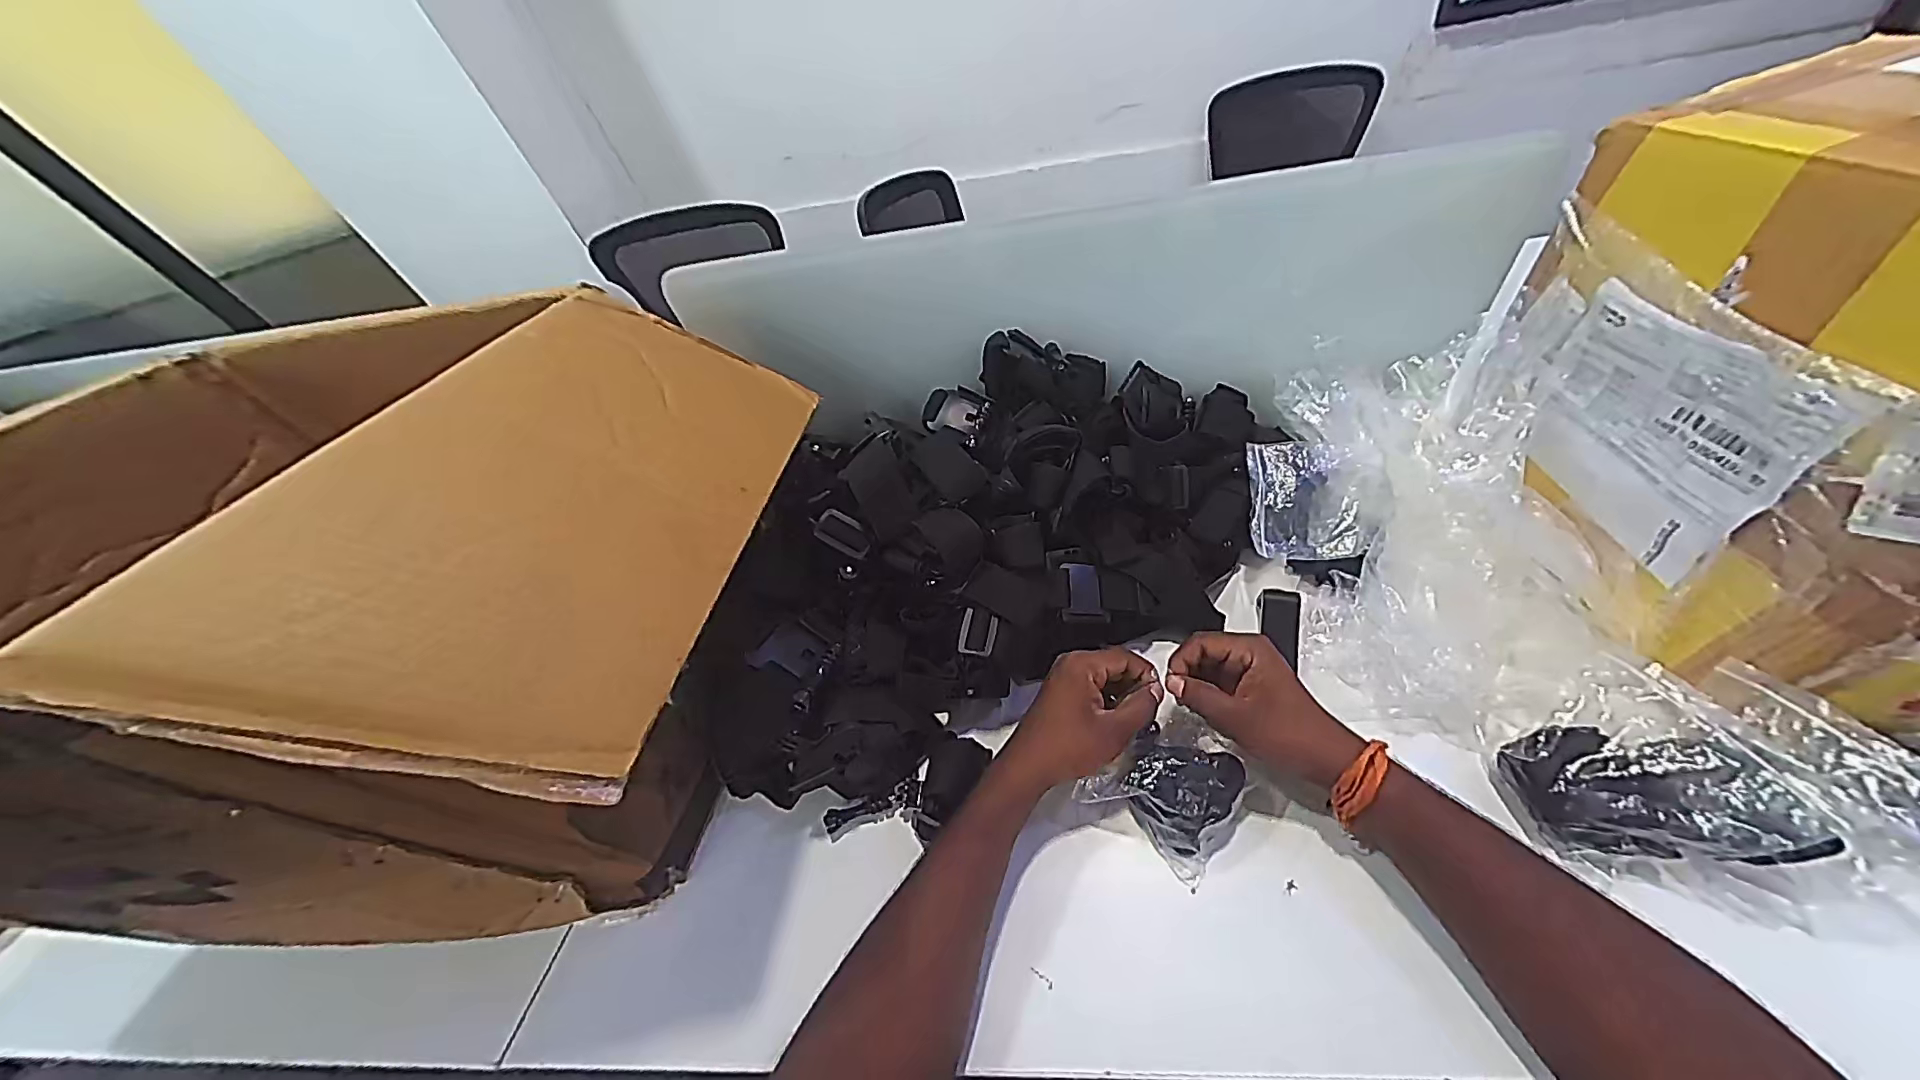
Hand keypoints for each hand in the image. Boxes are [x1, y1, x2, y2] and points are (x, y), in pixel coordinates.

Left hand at [996, 648, 1162, 796]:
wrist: (1030, 766)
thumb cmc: (1061, 748)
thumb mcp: (1115, 729)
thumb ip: (1141, 706)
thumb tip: (1153, 692)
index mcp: (1081, 665)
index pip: (1126, 657)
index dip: (1147, 675)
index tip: (1157, 693)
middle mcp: (1069, 666)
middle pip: (1114, 665)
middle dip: (1133, 687)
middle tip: (1145, 709)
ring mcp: (1063, 678)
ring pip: (1104, 678)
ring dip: (1119, 696)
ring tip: (1127, 720)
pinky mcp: (1060, 693)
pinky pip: (1090, 688)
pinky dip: (1104, 702)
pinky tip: (1109, 723)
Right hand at [1167, 631, 1363, 788]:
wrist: (1322, 758)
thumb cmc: (1294, 734)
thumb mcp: (1234, 716)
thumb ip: (1197, 695)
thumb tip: (1173, 683)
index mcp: (1251, 649)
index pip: (1199, 642)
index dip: (1180, 662)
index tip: (1171, 683)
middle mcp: (1251, 654)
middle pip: (1203, 653)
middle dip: (1187, 674)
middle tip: (1178, 696)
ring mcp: (1251, 671)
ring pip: (1209, 670)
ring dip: (1197, 687)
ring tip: (1193, 706)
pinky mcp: (1250, 687)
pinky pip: (1219, 684)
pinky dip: (1208, 696)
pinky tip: (1208, 712)